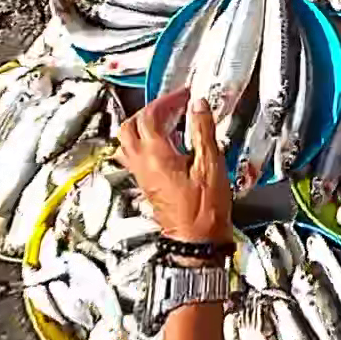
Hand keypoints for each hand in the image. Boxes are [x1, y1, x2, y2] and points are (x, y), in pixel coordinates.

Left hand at [115, 88, 232, 245]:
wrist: (197, 244)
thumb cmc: (205, 210)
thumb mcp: (211, 165)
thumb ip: (203, 131)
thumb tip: (198, 105)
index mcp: (156, 156)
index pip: (150, 117)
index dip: (166, 101)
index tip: (184, 96)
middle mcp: (143, 164)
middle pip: (131, 127)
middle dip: (150, 110)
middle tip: (172, 105)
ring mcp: (142, 176)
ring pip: (129, 141)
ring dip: (145, 125)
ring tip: (168, 120)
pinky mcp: (147, 185)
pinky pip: (137, 155)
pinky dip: (148, 141)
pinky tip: (169, 143)